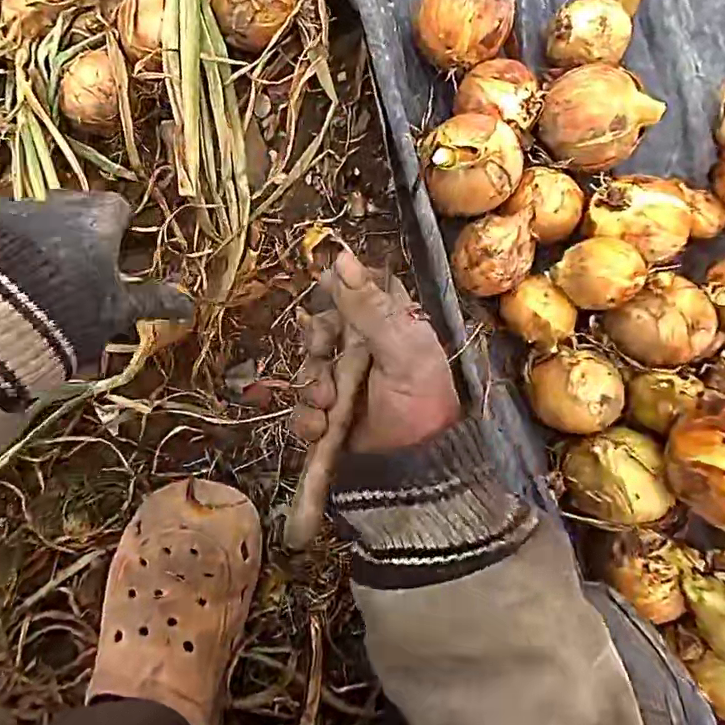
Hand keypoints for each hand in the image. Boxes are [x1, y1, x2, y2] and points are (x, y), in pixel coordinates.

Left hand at [0, 192, 191, 405]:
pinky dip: (10, 246)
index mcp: (97, 219)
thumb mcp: (116, 311)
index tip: (122, 248)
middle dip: (84, 229)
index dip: (123, 227)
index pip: (118, 206)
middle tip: (84, 264)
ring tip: (43, 275)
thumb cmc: (69, 310)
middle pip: (78, 206)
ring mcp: (13, 210)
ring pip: (39, 216)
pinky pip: (1, 228)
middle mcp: (57, 204)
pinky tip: (7, 277)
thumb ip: (152, 302)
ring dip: (46, 236)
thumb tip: (190, 305)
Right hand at [293, 252, 461, 453]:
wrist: (419, 466)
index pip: (352, 291)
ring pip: (308, 367)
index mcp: (387, 322)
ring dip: (312, 385)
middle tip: (322, 353)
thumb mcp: (401, 348)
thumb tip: (341, 257)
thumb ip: (369, 306)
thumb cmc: (422, 399)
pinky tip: (321, 426)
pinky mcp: (328, 415)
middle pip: (320, 327)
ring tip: (328, 403)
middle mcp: (362, 346)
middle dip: (317, 343)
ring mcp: (343, 381)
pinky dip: (306, 417)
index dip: (334, 293)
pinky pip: (302, 407)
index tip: (325, 297)